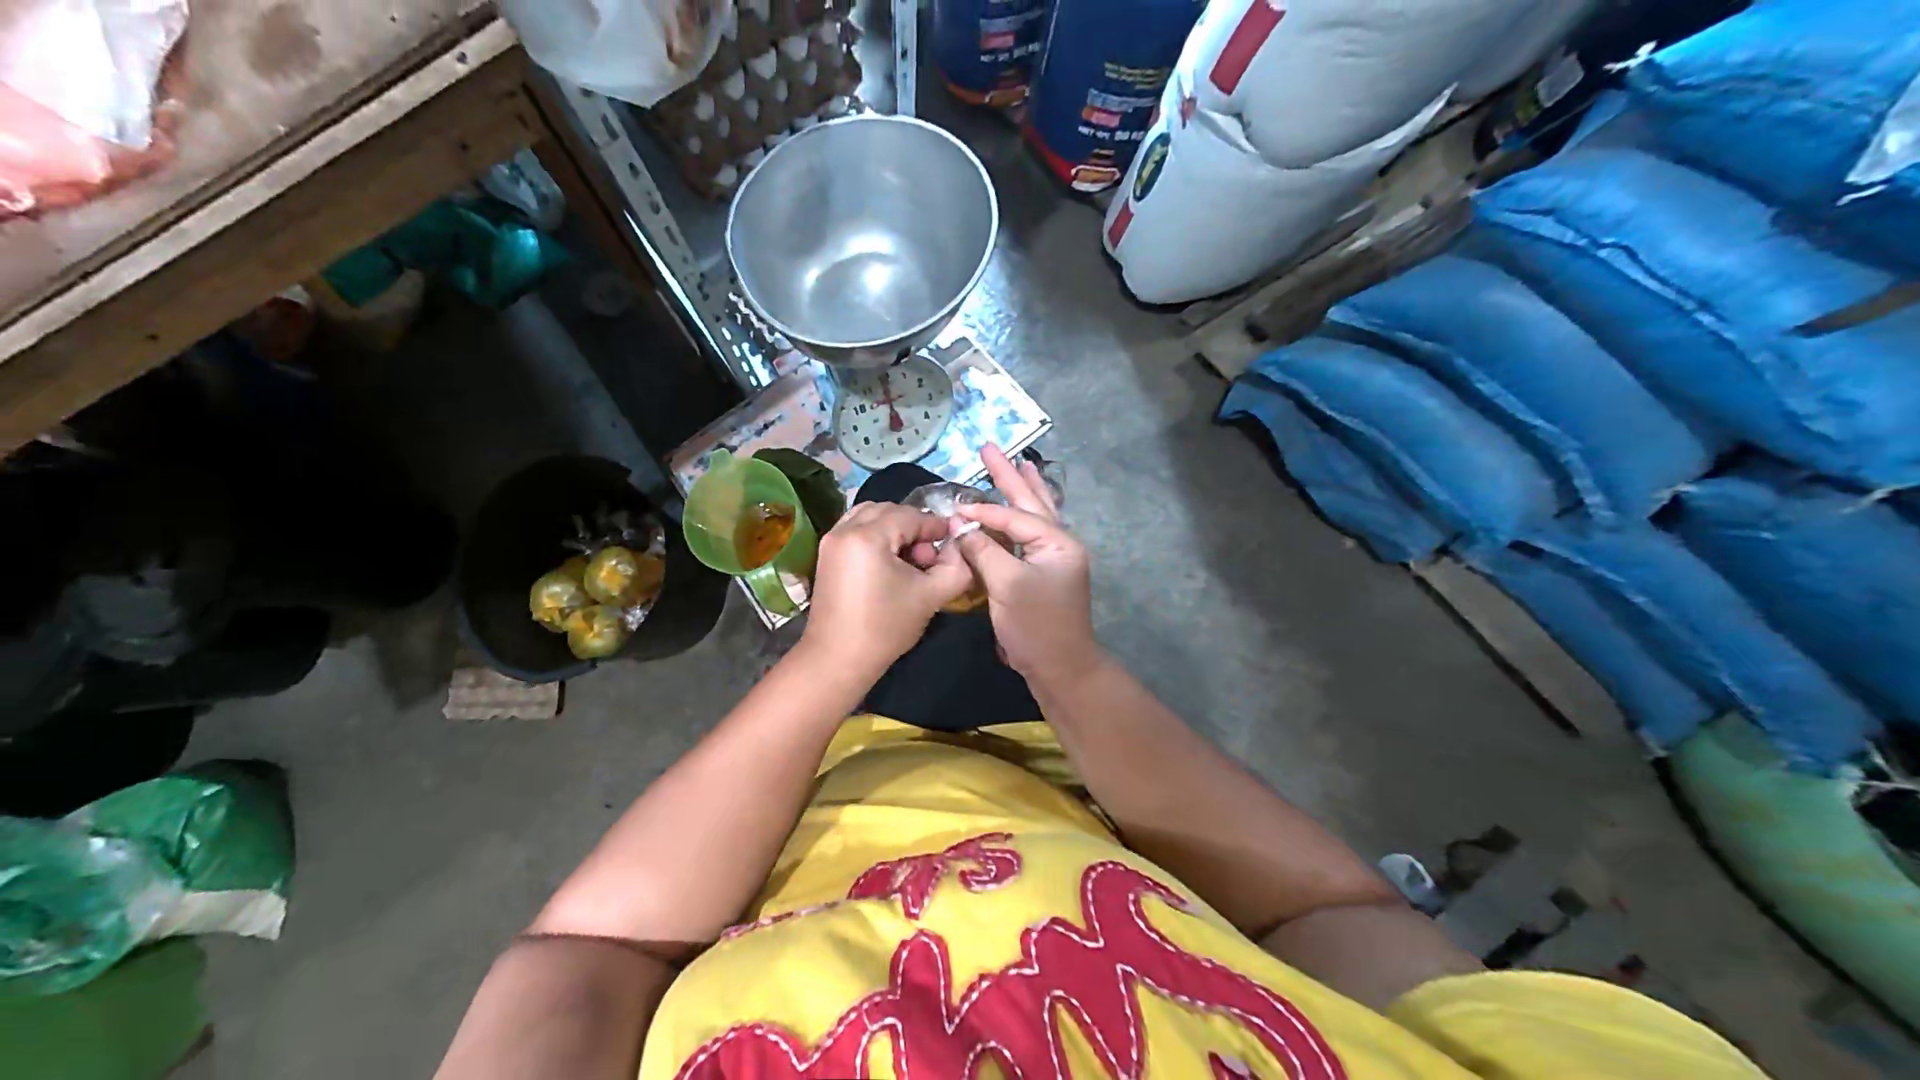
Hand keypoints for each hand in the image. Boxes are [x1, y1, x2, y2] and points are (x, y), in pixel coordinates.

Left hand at [800, 502, 973, 676]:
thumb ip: (955, 566)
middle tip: (927, 557)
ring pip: (870, 516)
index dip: (935, 526)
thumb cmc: (885, 627)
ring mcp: (831, 540)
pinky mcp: (826, 554)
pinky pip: (856, 529)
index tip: (952, 541)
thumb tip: (959, 547)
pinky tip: (888, 563)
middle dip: (913, 526)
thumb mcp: (931, 596)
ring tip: (908, 559)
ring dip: (894, 528)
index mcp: (867, 536)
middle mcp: (844, 529)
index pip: (910, 516)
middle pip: (888, 510)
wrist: (838, 659)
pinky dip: (876, 535)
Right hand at [952, 445, 1102, 686]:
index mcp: (1058, 542)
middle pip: (1031, 501)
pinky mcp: (1043, 573)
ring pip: (1035, 514)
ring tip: (1019, 463)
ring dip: (1023, 489)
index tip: (953, 509)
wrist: (1060, 668)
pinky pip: (1029, 536)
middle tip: (990, 448)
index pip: (1014, 516)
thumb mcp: (1007, 586)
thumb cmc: (1036, 626)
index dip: (982, 510)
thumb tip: (960, 526)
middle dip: (1010, 475)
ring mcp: (1054, 558)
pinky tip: (1015, 509)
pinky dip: (1018, 519)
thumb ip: (983, 550)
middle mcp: (1060, 544)